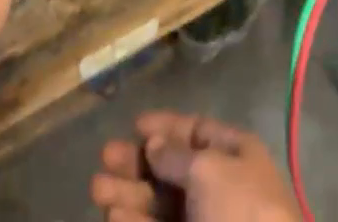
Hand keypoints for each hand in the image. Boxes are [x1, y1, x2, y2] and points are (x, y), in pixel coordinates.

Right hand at [90, 112, 301, 221]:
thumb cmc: (239, 212)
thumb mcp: (209, 169)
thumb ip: (175, 154)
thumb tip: (153, 145)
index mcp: (236, 158)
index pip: (198, 132)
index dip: (167, 127)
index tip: (134, 125)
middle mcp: (220, 188)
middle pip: (172, 168)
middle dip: (138, 161)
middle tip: (106, 155)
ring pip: (159, 203)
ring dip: (128, 193)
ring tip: (98, 188)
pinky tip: (113, 215)